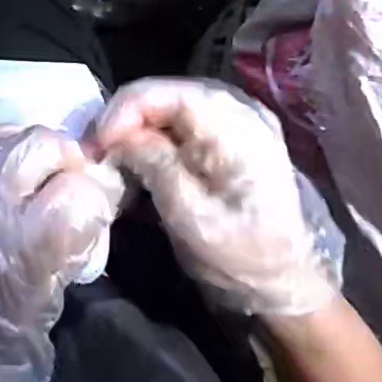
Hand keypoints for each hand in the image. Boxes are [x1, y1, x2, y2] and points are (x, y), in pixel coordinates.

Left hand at [0, 126, 123, 381]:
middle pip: (48, 145)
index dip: (96, 198)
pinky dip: (10, 142)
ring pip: (19, 133)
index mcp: (20, 247)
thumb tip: (93, 210)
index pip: (79, 194)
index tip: (96, 209)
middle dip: (71, 160)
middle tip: (74, 181)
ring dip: (42, 149)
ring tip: (46, 172)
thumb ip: (66, 256)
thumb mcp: (35, 314)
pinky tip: (15, 164)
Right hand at [91, 79, 341, 317]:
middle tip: (96, 148)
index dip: (124, 110)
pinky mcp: (227, 137)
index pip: (168, 94)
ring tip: (109, 151)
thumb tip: (117, 136)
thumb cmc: (242, 258)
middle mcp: (240, 113)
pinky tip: (134, 153)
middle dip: (124, 116)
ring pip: (168, 103)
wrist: (285, 287)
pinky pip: (179, 119)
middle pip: (165, 94)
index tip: (98, 143)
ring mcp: (235, 122)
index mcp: (238, 130)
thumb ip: (155, 166)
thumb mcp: (192, 218)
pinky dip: (150, 131)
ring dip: (133, 123)